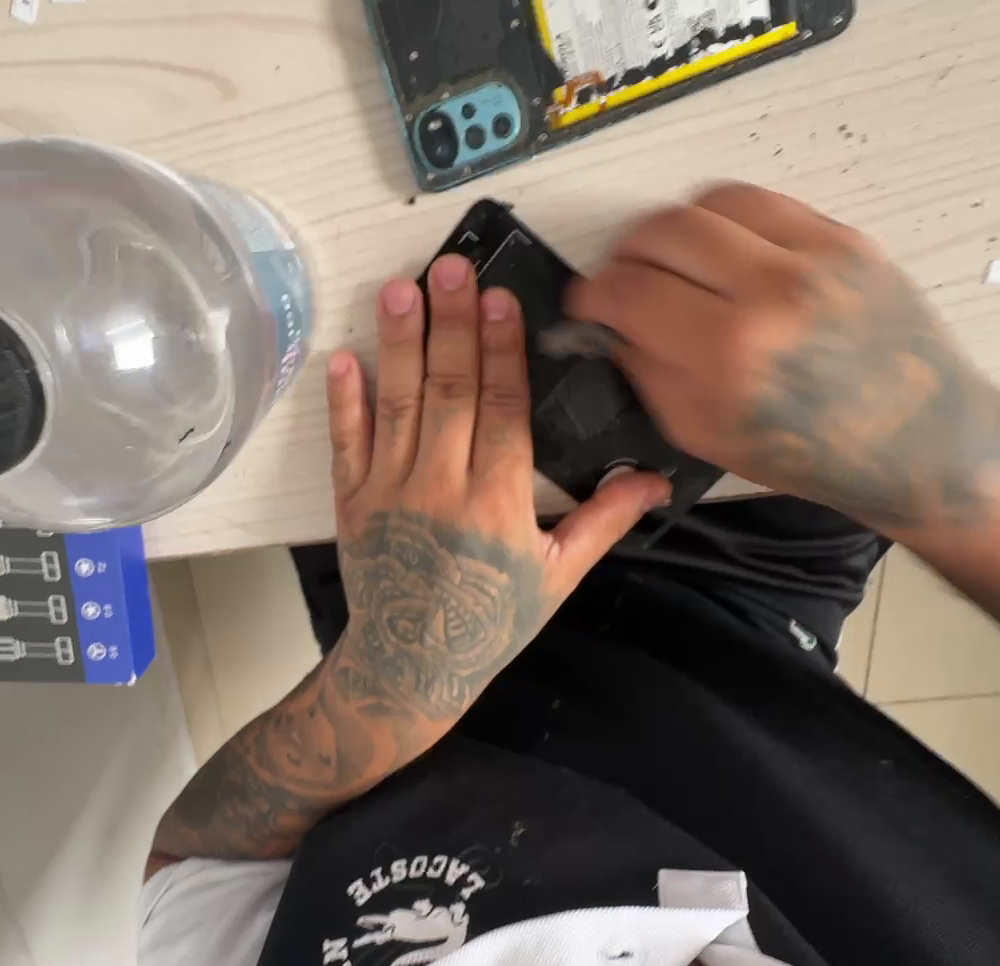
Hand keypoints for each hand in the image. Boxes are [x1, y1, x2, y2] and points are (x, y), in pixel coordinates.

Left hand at [147, 258, 670, 871]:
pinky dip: (344, 401)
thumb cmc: (490, 622)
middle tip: (450, 266)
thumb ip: (603, 521)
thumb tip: (655, 480)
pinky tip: (344, 357)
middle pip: (450, 391)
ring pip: (397, 404)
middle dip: (452, 324)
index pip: (503, 408)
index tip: (499, 297)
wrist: (412, 665)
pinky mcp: (352, 502)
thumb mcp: (557, 577)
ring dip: (399, 344)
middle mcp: (441, 485)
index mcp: (498, 500)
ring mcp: (389, 491)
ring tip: (400, 290)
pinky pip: (346, 443)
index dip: (502, 349)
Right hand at [569, 183, 999, 531]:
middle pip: (661, 231)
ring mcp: (814, 254)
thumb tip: (608, 329)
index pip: (628, 290)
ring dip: (671, 230)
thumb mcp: (701, 432)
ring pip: (708, 203)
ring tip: (668, 264)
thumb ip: (646, 372)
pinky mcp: (845, 237)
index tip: (585, 304)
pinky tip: (721, 257)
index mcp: (728, 353)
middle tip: (620, 282)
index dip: (591, 294)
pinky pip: (760, 204)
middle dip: (623, 255)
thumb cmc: (807, 451)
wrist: (915, 439)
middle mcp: (770, 290)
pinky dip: (723, 224)